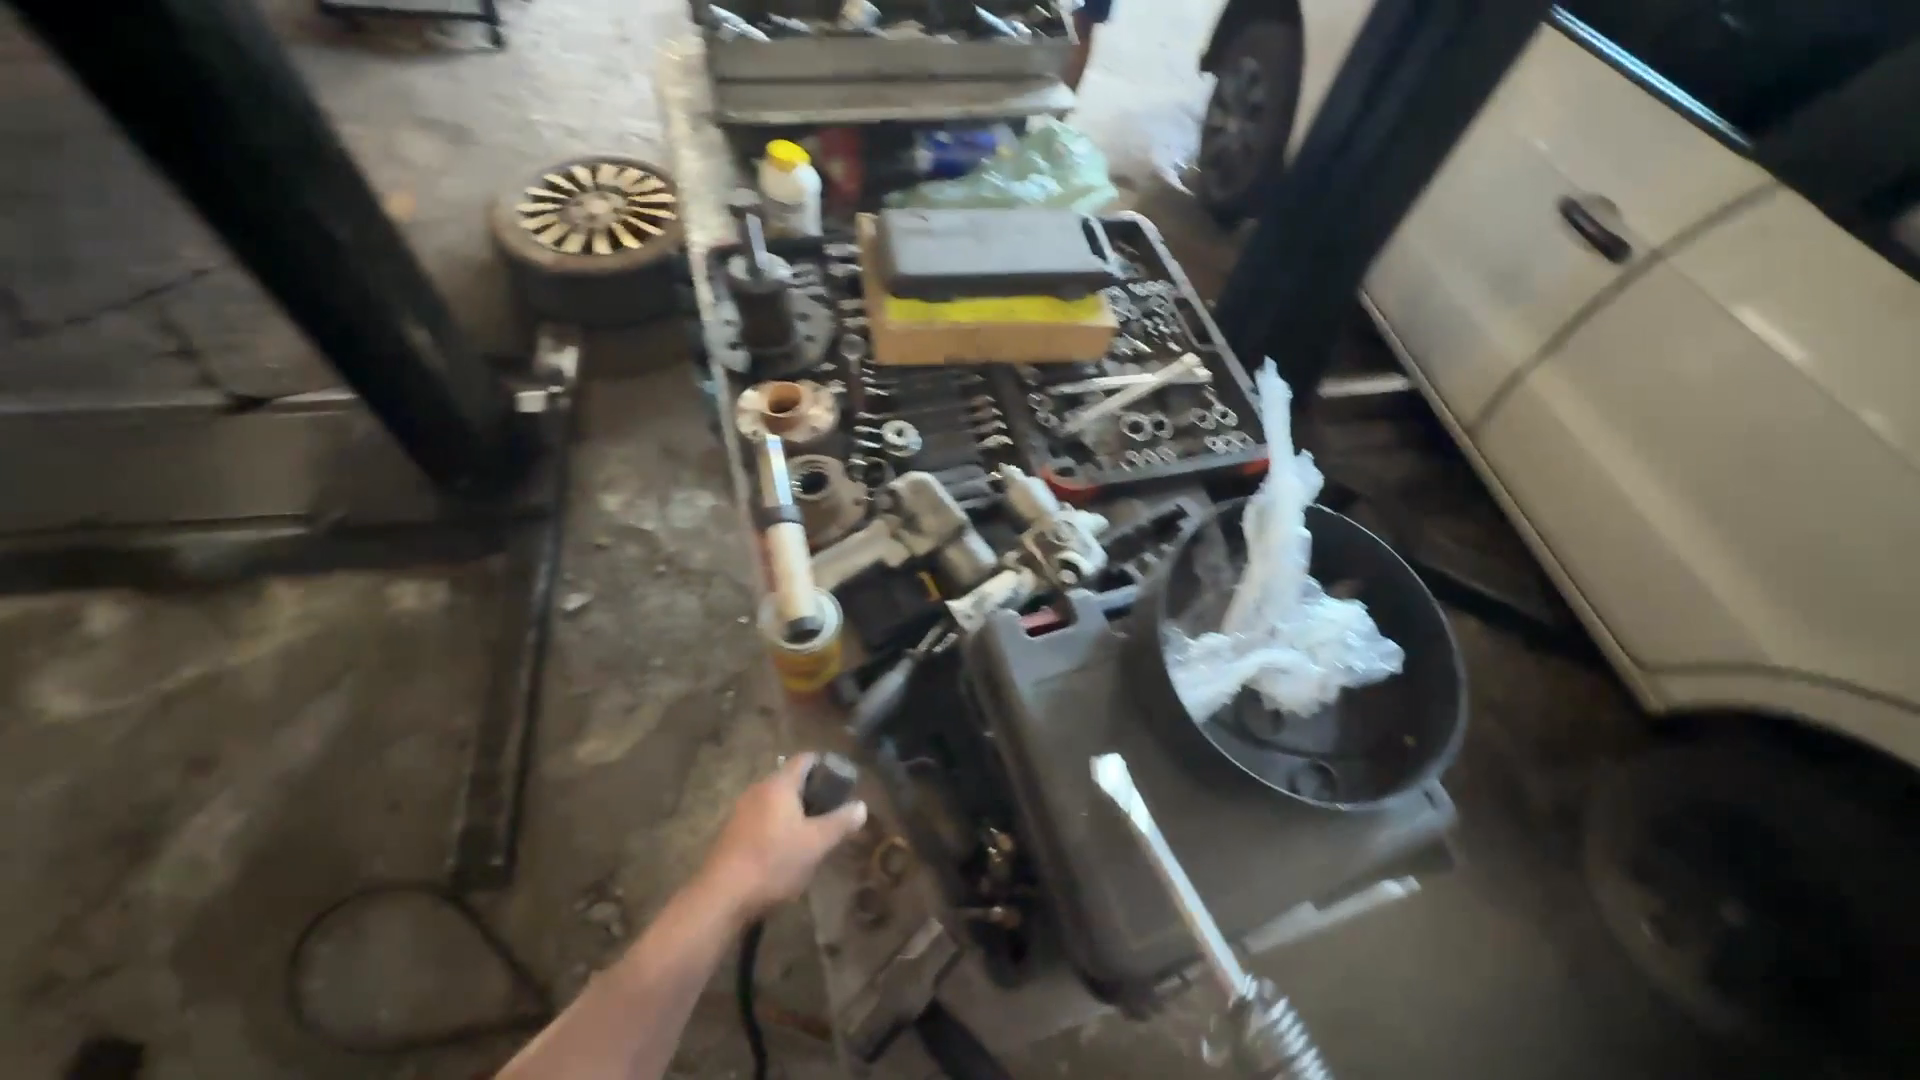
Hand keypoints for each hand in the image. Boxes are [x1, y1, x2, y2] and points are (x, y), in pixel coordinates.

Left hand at [697, 754, 867, 922]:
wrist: (722, 897)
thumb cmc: (774, 862)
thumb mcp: (816, 844)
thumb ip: (840, 822)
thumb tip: (861, 806)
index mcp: (778, 785)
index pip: (805, 760)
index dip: (825, 765)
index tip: (843, 782)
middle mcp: (757, 791)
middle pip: (789, 781)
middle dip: (812, 793)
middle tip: (832, 812)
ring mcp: (740, 812)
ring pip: (774, 802)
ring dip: (794, 812)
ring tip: (812, 834)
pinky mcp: (731, 834)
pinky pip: (761, 820)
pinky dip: (777, 827)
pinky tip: (785, 851)